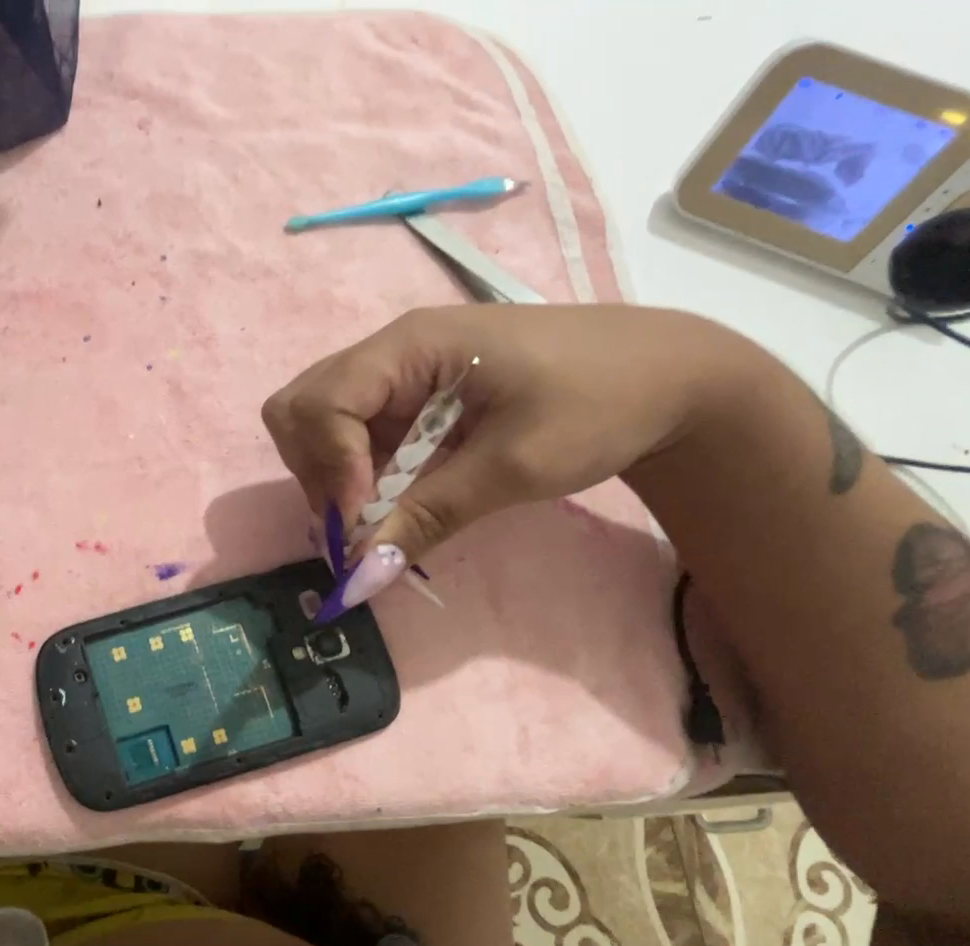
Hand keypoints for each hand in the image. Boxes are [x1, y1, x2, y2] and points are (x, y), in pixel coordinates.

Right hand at [261, 304, 768, 616]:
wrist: (669, 378)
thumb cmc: (601, 403)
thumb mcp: (517, 466)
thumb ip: (429, 516)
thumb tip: (357, 575)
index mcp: (411, 345)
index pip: (322, 402)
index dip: (329, 469)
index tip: (362, 527)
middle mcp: (390, 353)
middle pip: (300, 407)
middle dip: (315, 471)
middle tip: (358, 520)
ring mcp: (397, 376)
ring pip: (316, 423)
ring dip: (331, 478)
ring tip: (378, 516)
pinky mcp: (410, 400)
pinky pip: (352, 438)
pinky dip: (356, 478)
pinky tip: (394, 500)